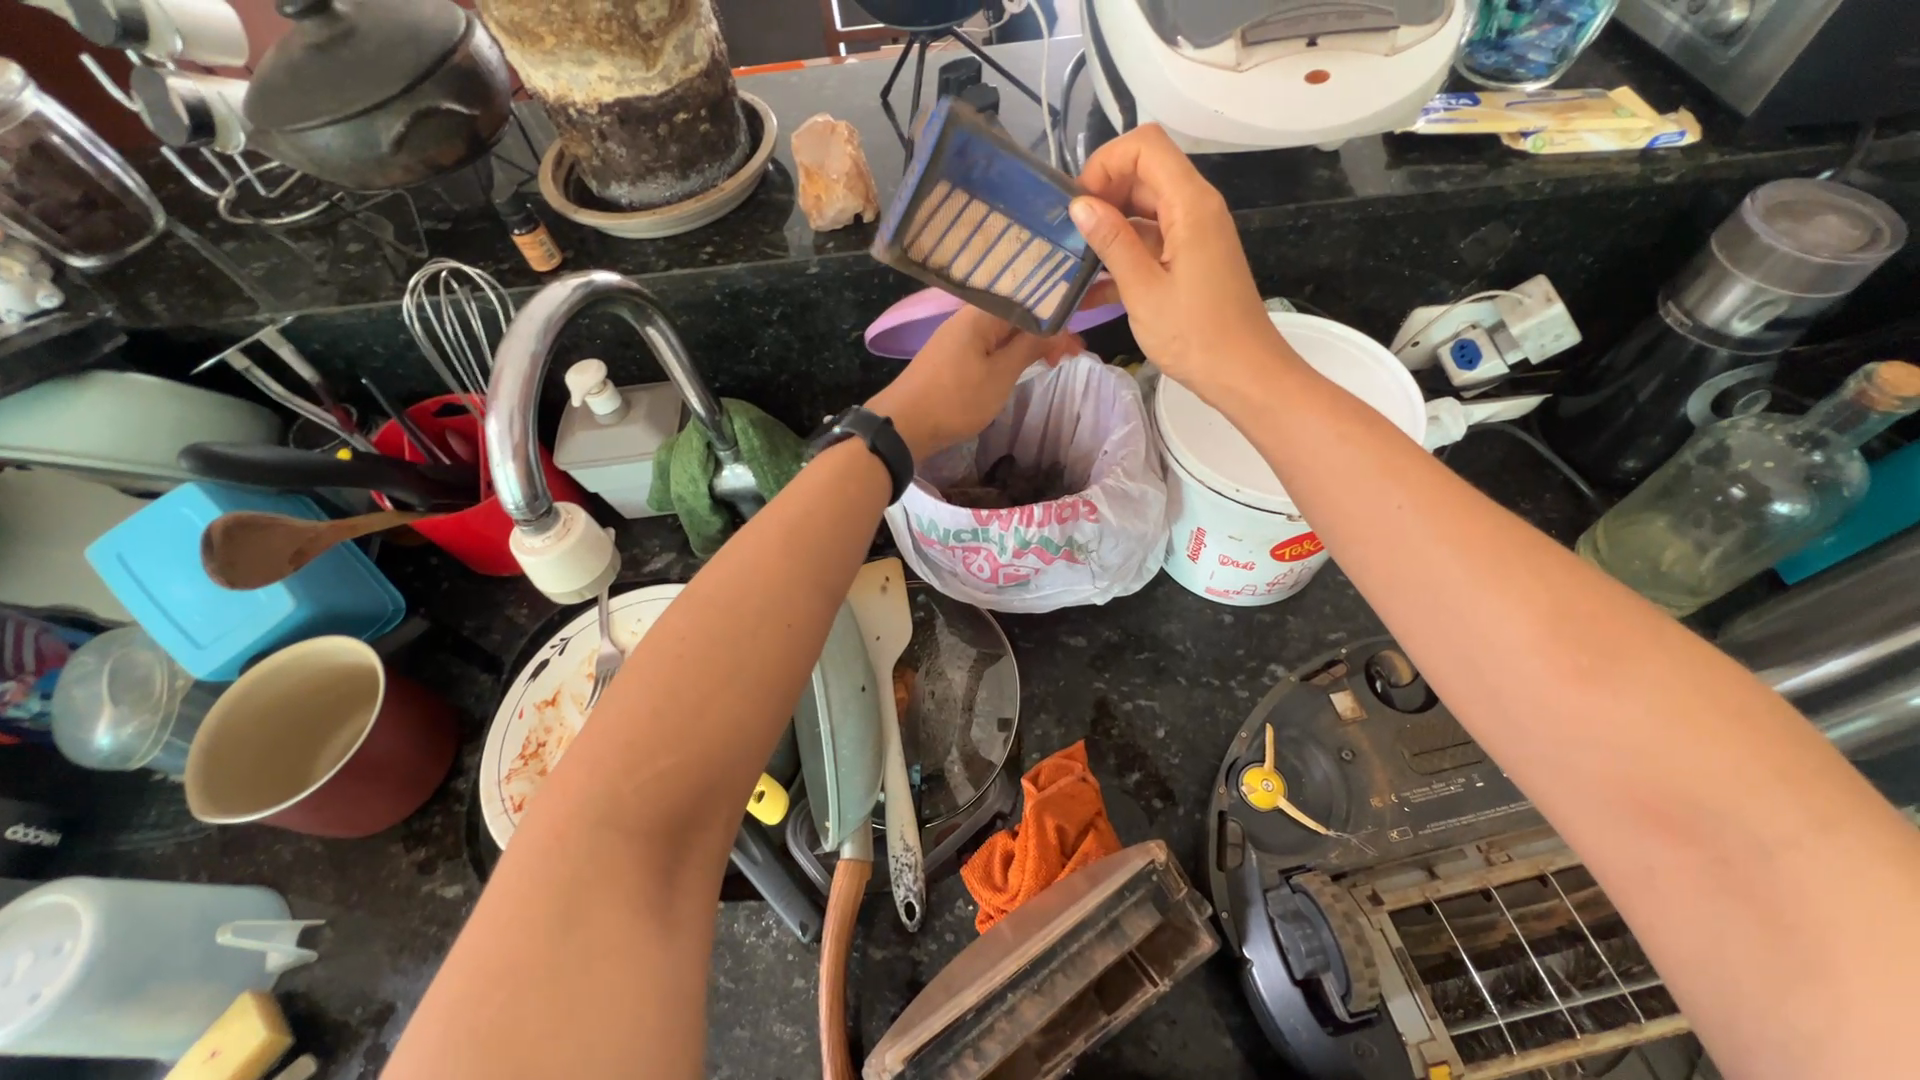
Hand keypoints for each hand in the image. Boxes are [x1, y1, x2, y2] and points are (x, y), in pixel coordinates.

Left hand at [867, 306, 1081, 459]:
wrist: (903, 426)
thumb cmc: (955, 400)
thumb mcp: (1000, 375)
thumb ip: (1030, 346)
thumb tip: (1060, 326)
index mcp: (983, 313)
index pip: (1033, 300)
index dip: (1063, 310)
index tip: (1085, 330)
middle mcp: (971, 316)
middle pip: (1020, 313)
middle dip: (1050, 328)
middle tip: (1075, 354)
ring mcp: (960, 336)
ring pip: (1006, 331)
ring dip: (1032, 342)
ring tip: (1056, 360)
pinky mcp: (954, 355)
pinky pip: (992, 344)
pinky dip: (1013, 352)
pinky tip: (1026, 364)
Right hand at [1069, 125, 1293, 403]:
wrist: (1243, 374)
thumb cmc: (1195, 335)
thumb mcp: (1143, 290)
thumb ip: (1112, 242)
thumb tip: (1079, 205)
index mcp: (1190, 204)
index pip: (1145, 145)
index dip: (1105, 162)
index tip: (1078, 204)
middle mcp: (1195, 208)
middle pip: (1142, 173)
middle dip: (1101, 196)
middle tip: (1068, 235)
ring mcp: (1193, 234)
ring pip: (1142, 209)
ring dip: (1107, 229)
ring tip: (1072, 262)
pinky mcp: (1189, 259)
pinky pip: (1150, 241)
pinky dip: (1122, 256)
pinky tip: (1089, 290)